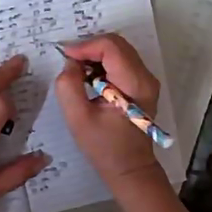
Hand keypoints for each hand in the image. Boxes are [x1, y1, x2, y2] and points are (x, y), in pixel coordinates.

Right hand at [53, 33, 162, 187]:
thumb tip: (71, 63)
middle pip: (116, 44)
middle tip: (69, 63)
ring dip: (96, 54)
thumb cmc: (104, 147)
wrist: (130, 168)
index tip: (65, 57)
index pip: (110, 47)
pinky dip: (103, 62)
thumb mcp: (77, 118)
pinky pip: (121, 60)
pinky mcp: (142, 83)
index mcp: (134, 84)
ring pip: (119, 50)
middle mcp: (146, 76)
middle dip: (90, 48)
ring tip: (78, 72)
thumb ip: (68, 86)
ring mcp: (146, 79)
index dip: (85, 46)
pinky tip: (90, 78)